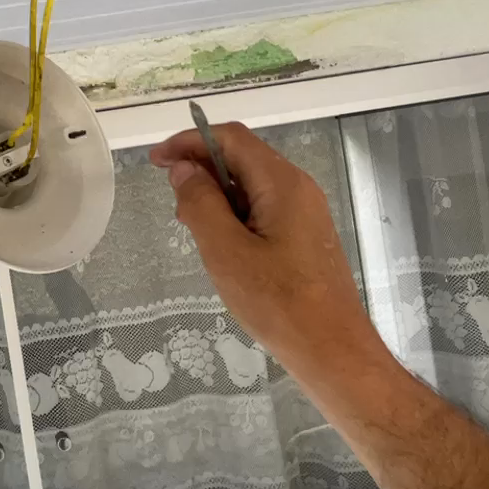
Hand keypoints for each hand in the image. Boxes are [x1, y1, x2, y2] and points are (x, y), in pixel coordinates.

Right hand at [149, 121, 390, 390]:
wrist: (331, 350)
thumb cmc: (277, 302)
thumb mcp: (225, 251)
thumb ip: (201, 203)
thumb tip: (183, 169)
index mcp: (281, 183)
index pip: (231, 139)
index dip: (190, 142)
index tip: (156, 161)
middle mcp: (298, 188)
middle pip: (243, 158)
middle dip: (201, 169)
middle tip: (173, 201)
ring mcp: (305, 212)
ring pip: (251, 185)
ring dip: (216, 195)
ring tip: (192, 228)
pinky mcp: (304, 236)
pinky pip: (262, 209)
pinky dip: (233, 215)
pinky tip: (220, 245)